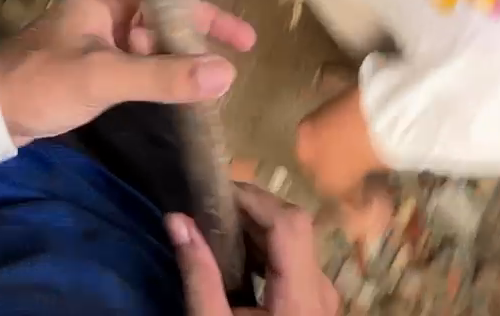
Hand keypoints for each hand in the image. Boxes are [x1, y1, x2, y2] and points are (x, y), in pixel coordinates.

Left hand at [0, 0, 255, 143]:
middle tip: (245, 41)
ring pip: (156, 34)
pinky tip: (185, 84)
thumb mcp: (104, 76)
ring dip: (188, 46)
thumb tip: (226, 73)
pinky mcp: (96, 64)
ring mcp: (101, 37)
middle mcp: (107, 9)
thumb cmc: (44, 79)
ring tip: (224, 68)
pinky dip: (167, 66)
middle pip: (165, 5)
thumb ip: (163, 76)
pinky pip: (142, 57)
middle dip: (205, 19)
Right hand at [170, 184, 338, 315]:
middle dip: (250, 209)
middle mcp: (321, 293)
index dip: (253, 199)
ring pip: (296, 241)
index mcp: (300, 298)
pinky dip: (266, 249)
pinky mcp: (316, 309)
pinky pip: (295, 262)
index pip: (289, 223)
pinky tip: (238, 261)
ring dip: (256, 227)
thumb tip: (176, 219)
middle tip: (208, 211)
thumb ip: (198, 275)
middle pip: (294, 226)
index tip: (212, 195)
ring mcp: (323, 302)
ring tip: (217, 233)